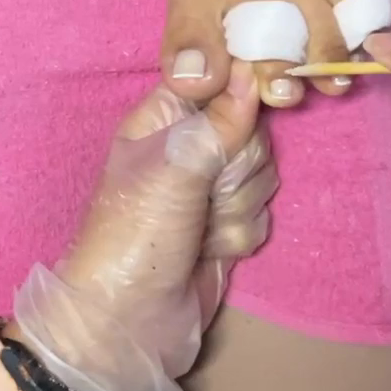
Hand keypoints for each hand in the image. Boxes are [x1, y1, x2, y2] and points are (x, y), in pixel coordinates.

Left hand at [12, 64, 276, 390]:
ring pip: (262, 172)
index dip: (243, 91)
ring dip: (237, 205)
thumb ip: (218, 122)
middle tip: (205, 191)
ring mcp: (207, 184)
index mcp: (163, 115)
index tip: (257, 110)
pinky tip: (209, 249)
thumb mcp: (174, 169)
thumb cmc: (135, 232)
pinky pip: (262, 211)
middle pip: (252, 129)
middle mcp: (186, 142)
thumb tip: (247, 69)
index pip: (220, 78)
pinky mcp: (226, 221)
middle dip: (237, 167)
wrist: (129, 322)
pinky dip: (240, 232)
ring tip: (198, 225)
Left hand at [160, 0, 389, 106]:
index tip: (266, 89)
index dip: (279, 86)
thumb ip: (193, 26)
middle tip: (294, 76)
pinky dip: (360, 4)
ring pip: (364, 18)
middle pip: (337, 49)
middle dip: (317, 70)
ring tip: (319, 45)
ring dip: (344, 40)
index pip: (294, 68)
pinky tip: (338, 1)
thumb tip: (193, 87)